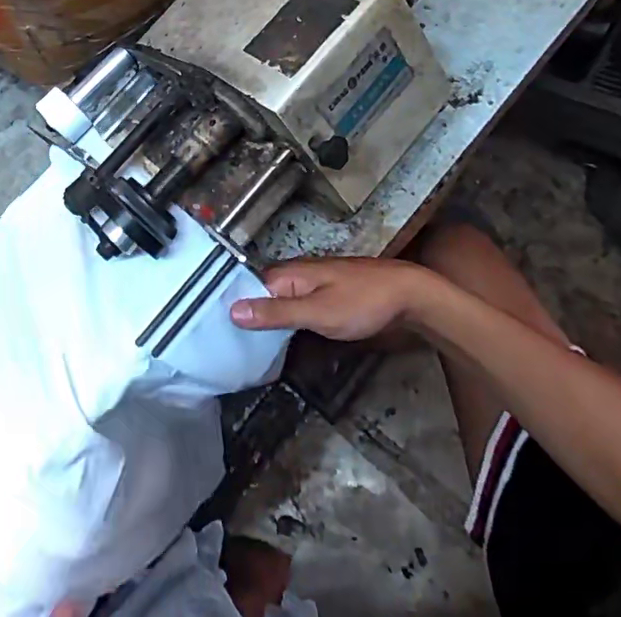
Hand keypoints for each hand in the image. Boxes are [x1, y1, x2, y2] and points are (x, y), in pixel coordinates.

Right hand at [228, 258, 433, 339]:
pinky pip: (293, 307)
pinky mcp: (324, 296)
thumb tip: (232, 309)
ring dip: (264, 321)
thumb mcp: (317, 313)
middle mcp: (295, 275)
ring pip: (276, 302)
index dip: (230, 307)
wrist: (409, 296)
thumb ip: (276, 313)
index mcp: (288, 274)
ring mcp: (311, 284)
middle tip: (223, 345)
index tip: (212, 331)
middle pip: (260, 295)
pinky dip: (283, 322)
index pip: (246, 288)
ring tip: (242, 347)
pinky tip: (276, 340)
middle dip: (244, 315)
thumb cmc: (363, 303)